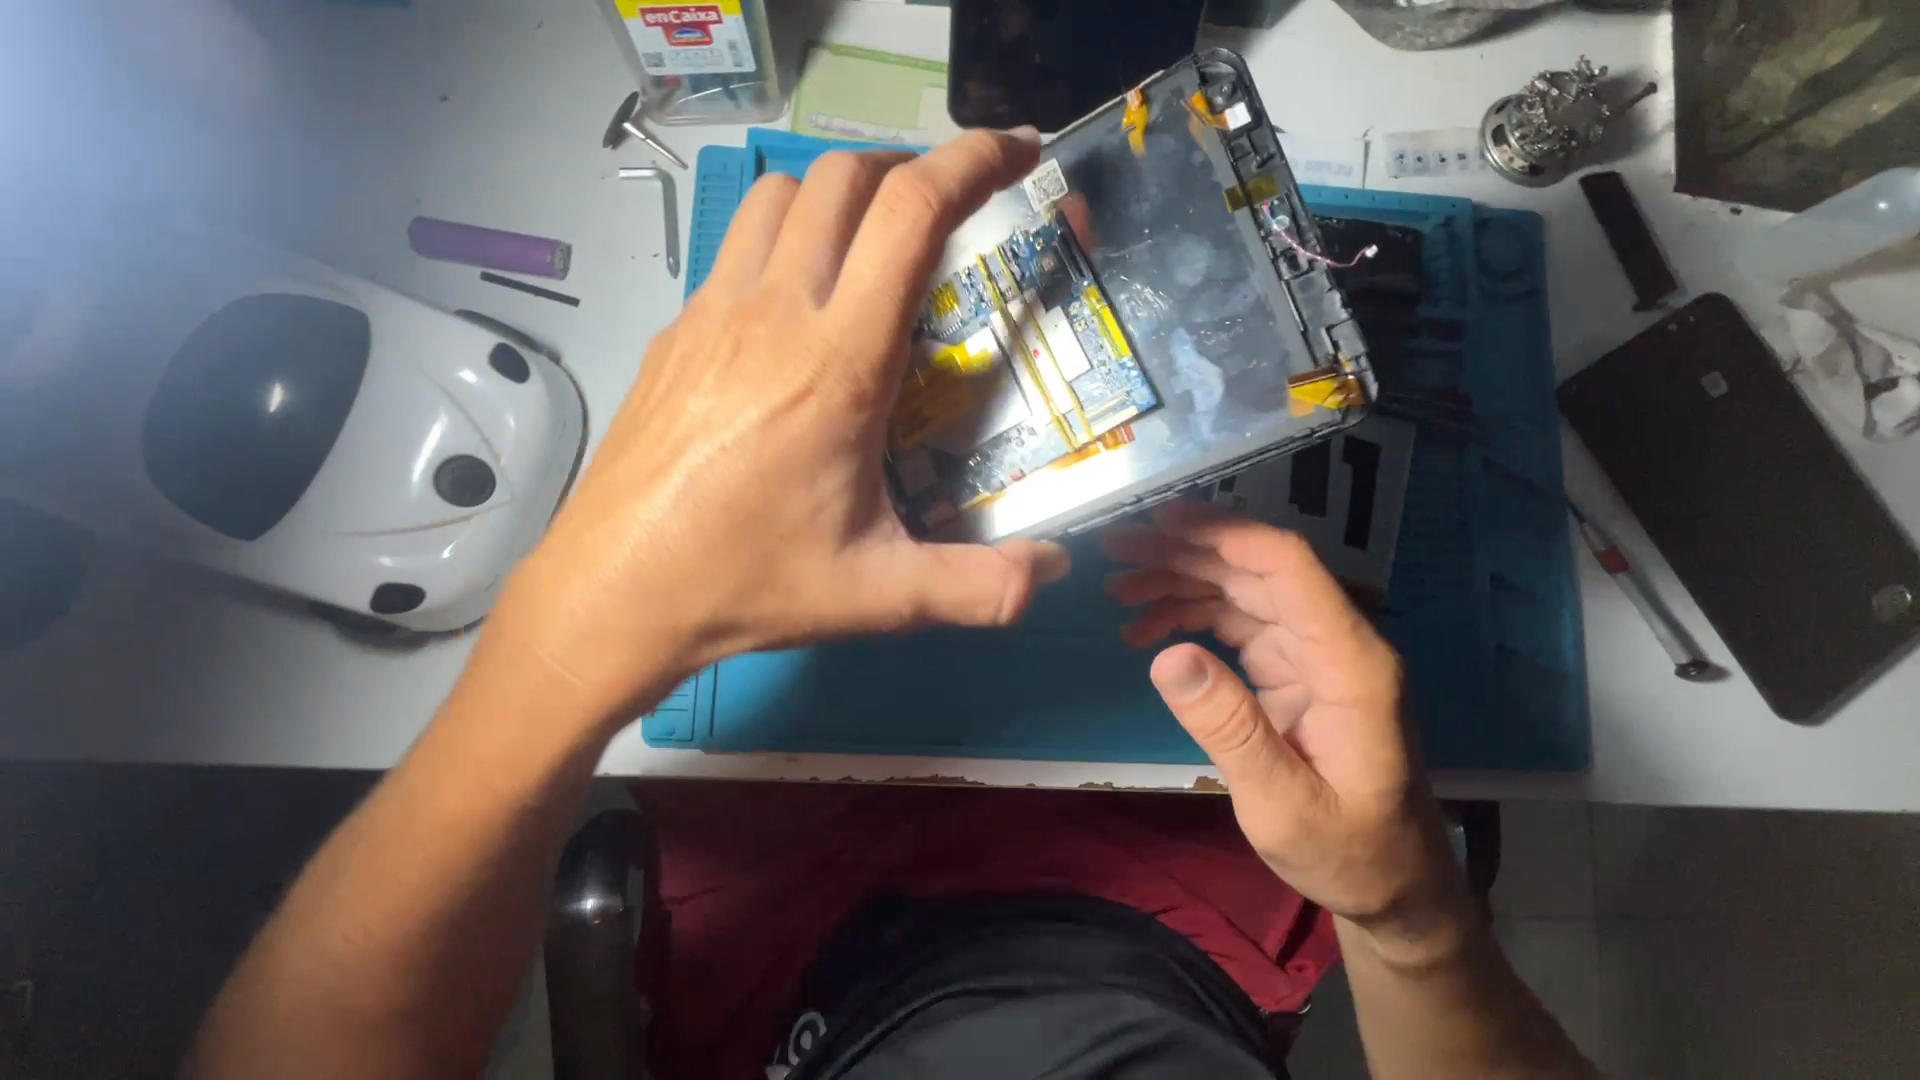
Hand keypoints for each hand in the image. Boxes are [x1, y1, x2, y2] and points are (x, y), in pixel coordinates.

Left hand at [469, 130, 1069, 727]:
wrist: (614, 593)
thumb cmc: (747, 585)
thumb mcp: (879, 594)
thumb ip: (980, 587)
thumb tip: (1055, 570)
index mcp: (837, 362)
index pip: (911, 215)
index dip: (974, 162)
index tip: (1017, 152)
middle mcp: (773, 313)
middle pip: (845, 177)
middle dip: (911, 169)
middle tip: (951, 212)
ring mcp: (712, 314)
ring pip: (780, 195)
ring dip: (840, 194)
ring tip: (875, 243)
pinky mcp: (675, 332)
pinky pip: (736, 246)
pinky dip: (784, 237)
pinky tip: (797, 308)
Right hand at [1103, 502, 1463, 933]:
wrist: (1393, 886)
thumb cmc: (1348, 851)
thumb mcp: (1281, 804)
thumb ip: (1228, 727)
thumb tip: (1166, 654)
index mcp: (1350, 662)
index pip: (1287, 566)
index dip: (1223, 533)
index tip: (1159, 522)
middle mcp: (1335, 643)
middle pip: (1255, 570)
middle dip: (1183, 553)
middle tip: (1114, 551)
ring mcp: (1315, 655)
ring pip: (1243, 592)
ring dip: (1181, 583)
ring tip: (1118, 590)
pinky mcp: (1296, 672)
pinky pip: (1240, 625)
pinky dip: (1192, 619)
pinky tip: (1148, 629)